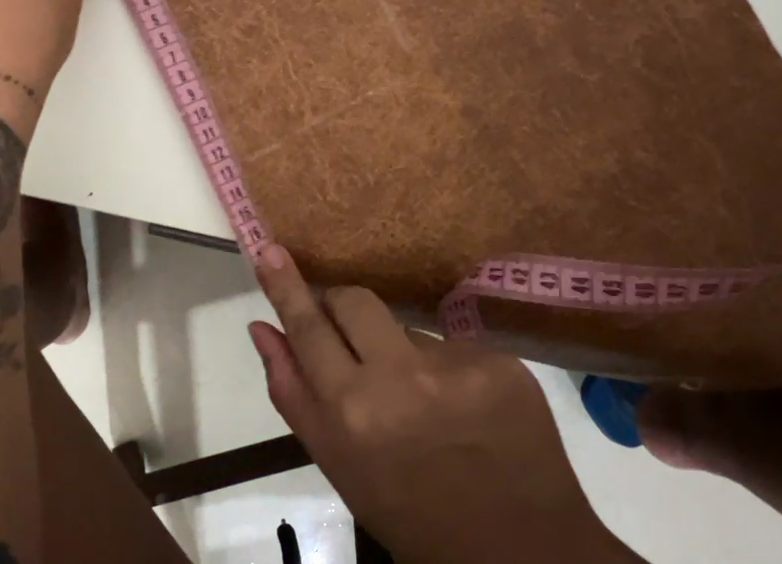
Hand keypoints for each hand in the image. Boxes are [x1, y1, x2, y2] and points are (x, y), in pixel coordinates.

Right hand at [249, 246, 635, 563]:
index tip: (269, 248)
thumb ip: (292, 391)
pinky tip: (462, 409)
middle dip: (341, 308)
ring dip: (399, 351)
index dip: (287, 286)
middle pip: (353, 301)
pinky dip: (447, 369)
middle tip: (346, 337)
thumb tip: (262, 327)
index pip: (308, 328)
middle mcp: (402, 377)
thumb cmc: (410, 514)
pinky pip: (452, 345)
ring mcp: (457, 366)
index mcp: (352, 410)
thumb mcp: (338, 464)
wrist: (519, 551)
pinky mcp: (501, 363)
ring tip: (421, 403)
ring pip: (404, 327)